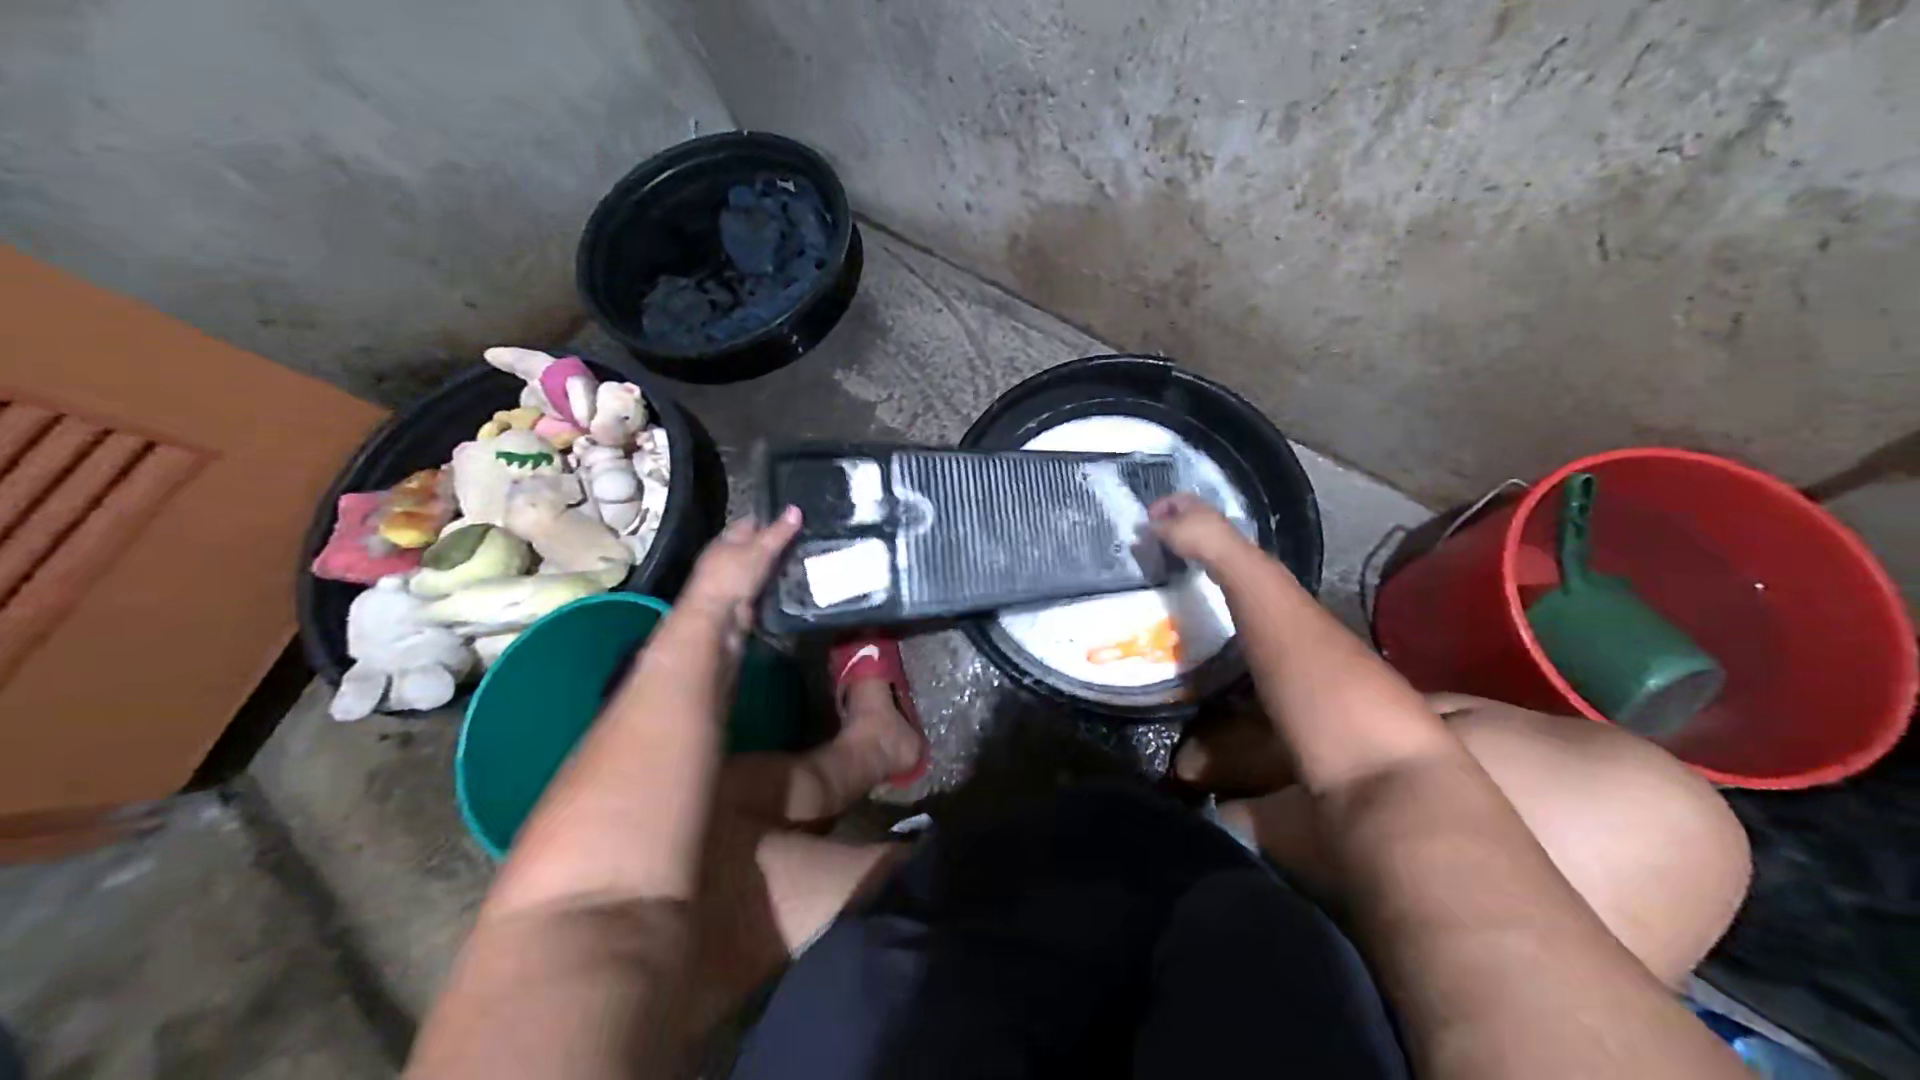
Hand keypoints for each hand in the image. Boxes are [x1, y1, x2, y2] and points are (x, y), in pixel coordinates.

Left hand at [676, 506, 802, 643]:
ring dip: (781, 568)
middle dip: (780, 546)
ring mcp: (736, 582)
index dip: (771, 519)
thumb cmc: (732, 577)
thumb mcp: (760, 550)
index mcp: (726, 541)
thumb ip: (779, 532)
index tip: (796, 519)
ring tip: (810, 561)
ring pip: (763, 570)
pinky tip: (798, 584)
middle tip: (809, 541)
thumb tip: (796, 508)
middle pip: (757, 548)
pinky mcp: (744, 603)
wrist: (717, 622)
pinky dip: (779, 587)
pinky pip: (766, 590)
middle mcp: (728, 560)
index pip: (750, 523)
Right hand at [1148, 493, 1257, 569]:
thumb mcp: (1167, 531)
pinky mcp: (1219, 540)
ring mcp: (1213, 524)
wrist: (1227, 556)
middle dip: (1166, 522)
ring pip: (1190, 525)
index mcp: (1191, 501)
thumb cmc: (1194, 537)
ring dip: (1178, 533)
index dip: (1156, 508)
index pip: (1169, 499)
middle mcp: (1203, 509)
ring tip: (1167, 545)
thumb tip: (1142, 526)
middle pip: (1181, 512)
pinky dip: (1188, 543)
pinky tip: (1183, 553)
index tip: (1147, 522)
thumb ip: (1153, 527)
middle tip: (1156, 534)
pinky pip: (1198, 538)